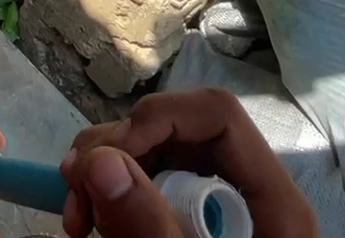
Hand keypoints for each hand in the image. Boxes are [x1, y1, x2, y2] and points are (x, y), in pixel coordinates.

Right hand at [58, 89, 316, 237]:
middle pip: (168, 129)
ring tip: (74, 220)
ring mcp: (206, 203)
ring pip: (140, 149)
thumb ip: (151, 231)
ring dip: (95, 172)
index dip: (159, 120)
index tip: (111, 160)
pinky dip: (99, 192)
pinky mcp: (178, 217)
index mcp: (272, 204)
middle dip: (110, 150)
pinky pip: (132, 179)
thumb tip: (99, 160)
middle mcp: (239, 190)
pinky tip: (84, 226)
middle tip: (73, 193)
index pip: (217, 117)